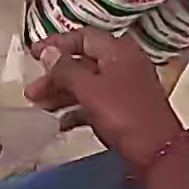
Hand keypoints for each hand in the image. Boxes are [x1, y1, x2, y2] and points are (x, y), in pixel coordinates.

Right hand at [24, 28, 185, 165]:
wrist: (156, 151)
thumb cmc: (123, 114)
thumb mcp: (90, 89)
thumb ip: (66, 69)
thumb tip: (48, 52)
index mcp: (118, 51)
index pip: (83, 37)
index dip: (56, 44)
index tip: (33, 55)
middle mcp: (123, 64)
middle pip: (82, 62)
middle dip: (55, 76)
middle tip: (32, 91)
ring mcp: (124, 87)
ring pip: (87, 84)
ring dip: (62, 94)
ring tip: (40, 107)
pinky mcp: (124, 109)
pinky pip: (95, 102)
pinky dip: (77, 110)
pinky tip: (60, 123)